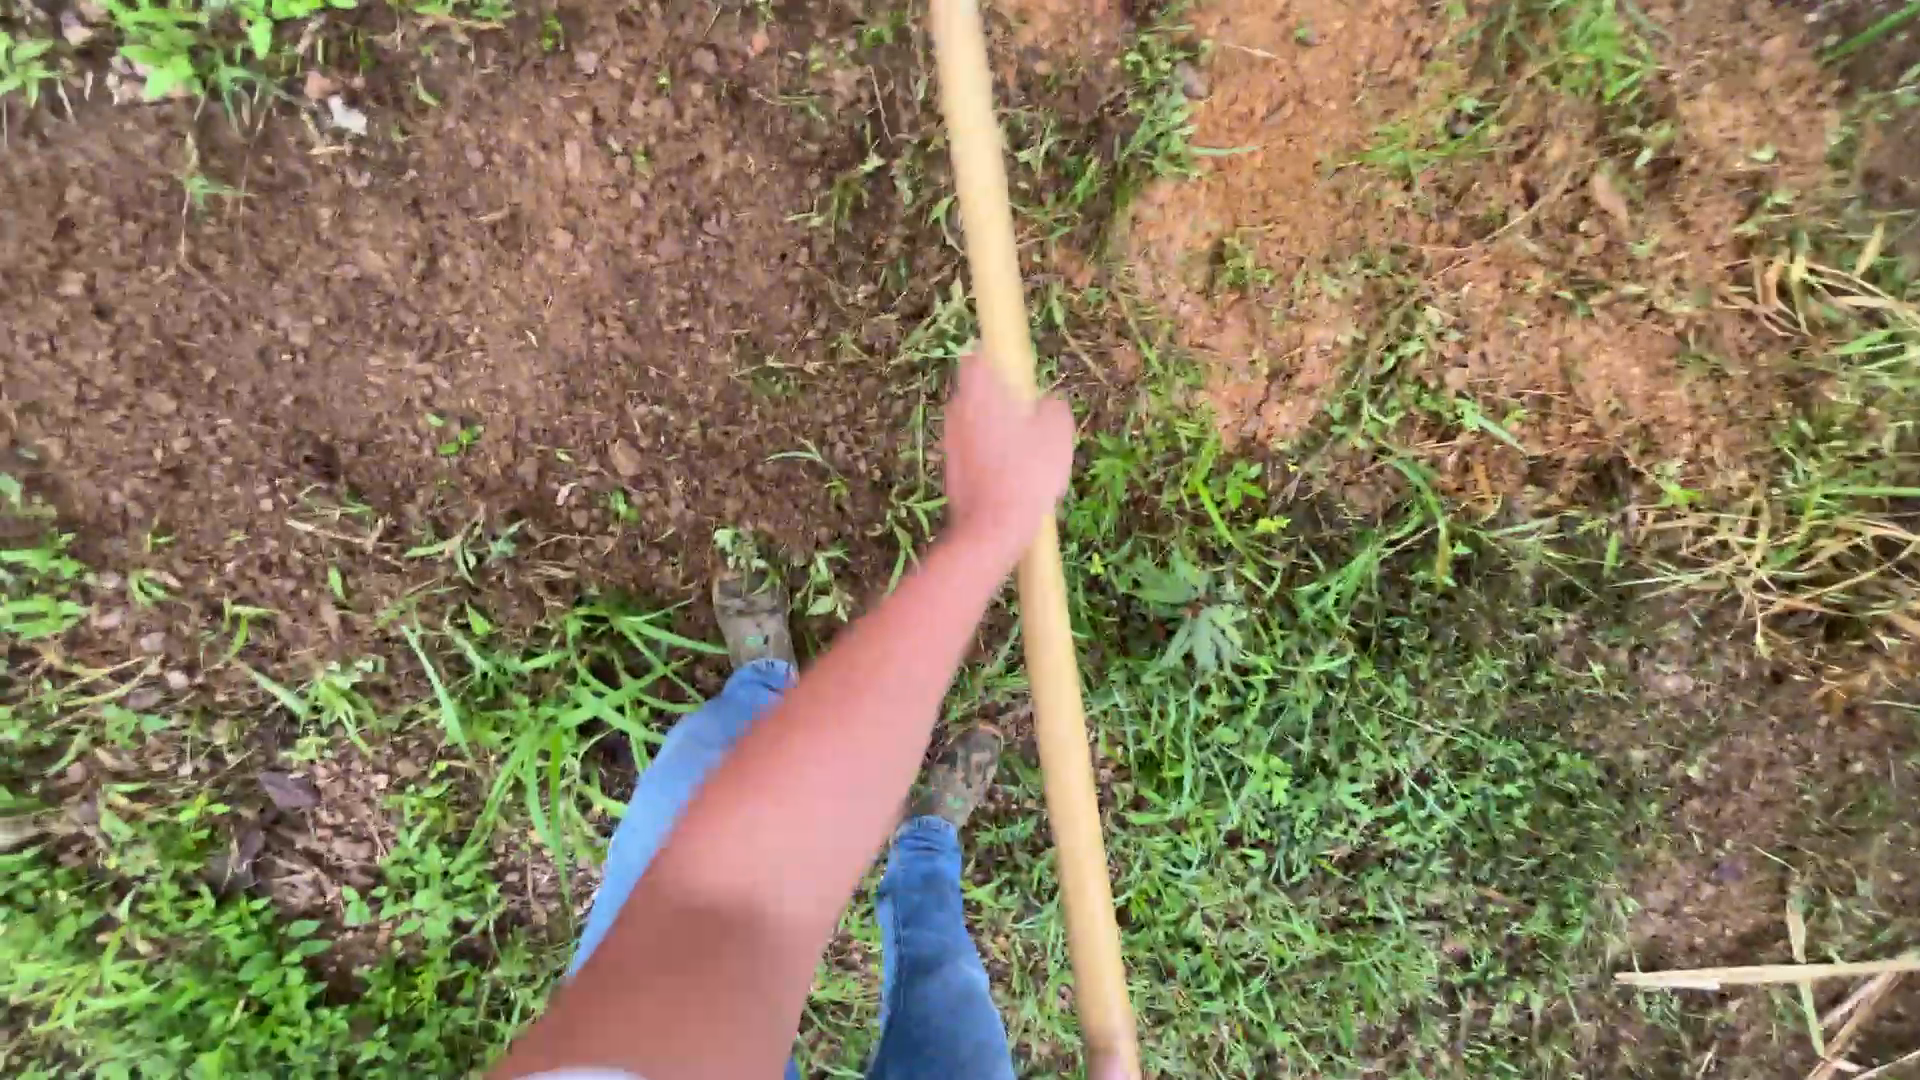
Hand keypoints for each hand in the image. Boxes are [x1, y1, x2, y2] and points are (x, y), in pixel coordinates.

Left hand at [941, 350, 1073, 562]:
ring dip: (997, 431)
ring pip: (975, 423)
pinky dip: (989, 457)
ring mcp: (949, 441)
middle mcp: (957, 411)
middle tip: (1030, 419)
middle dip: (1002, 401)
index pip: (977, 356)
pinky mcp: (950, 469)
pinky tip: (1012, 478)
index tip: (1019, 376)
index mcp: (979, 392)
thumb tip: (1047, 404)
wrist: (992, 529)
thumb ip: (1053, 407)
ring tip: (1026, 455)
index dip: (998, 361)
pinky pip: (973, 451)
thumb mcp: (1058, 433)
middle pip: (978, 392)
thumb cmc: (1027, 475)